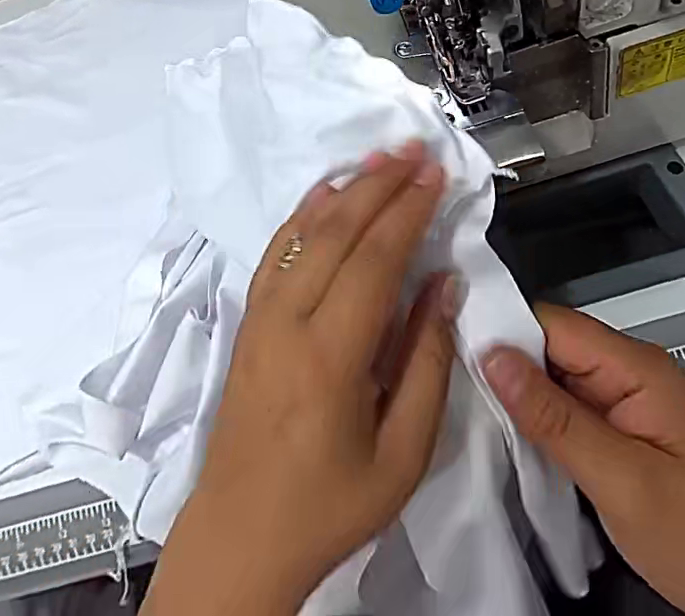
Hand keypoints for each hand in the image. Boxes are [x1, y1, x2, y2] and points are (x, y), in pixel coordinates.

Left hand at [143, 142, 459, 615]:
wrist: (241, 533)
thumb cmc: (330, 502)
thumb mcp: (402, 453)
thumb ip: (426, 362)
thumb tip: (443, 286)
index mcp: (330, 357)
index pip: (374, 261)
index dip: (407, 211)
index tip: (434, 176)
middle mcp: (287, 322)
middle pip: (336, 233)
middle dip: (379, 185)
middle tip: (413, 151)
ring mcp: (260, 316)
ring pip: (302, 234)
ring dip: (343, 190)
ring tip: (377, 159)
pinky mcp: (248, 321)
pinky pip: (275, 252)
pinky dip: (302, 215)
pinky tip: (323, 194)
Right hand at [482, 305, 684, 615]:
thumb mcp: (624, 482)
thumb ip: (555, 418)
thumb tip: (493, 357)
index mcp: (636, 366)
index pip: (553, 323)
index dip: (502, 328)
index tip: (451, 346)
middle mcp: (624, 368)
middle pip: (546, 342)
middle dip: (501, 359)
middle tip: (449, 381)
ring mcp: (617, 395)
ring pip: (547, 371)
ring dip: (512, 388)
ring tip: (464, 402)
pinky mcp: (610, 421)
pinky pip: (558, 401)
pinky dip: (529, 412)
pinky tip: (500, 426)